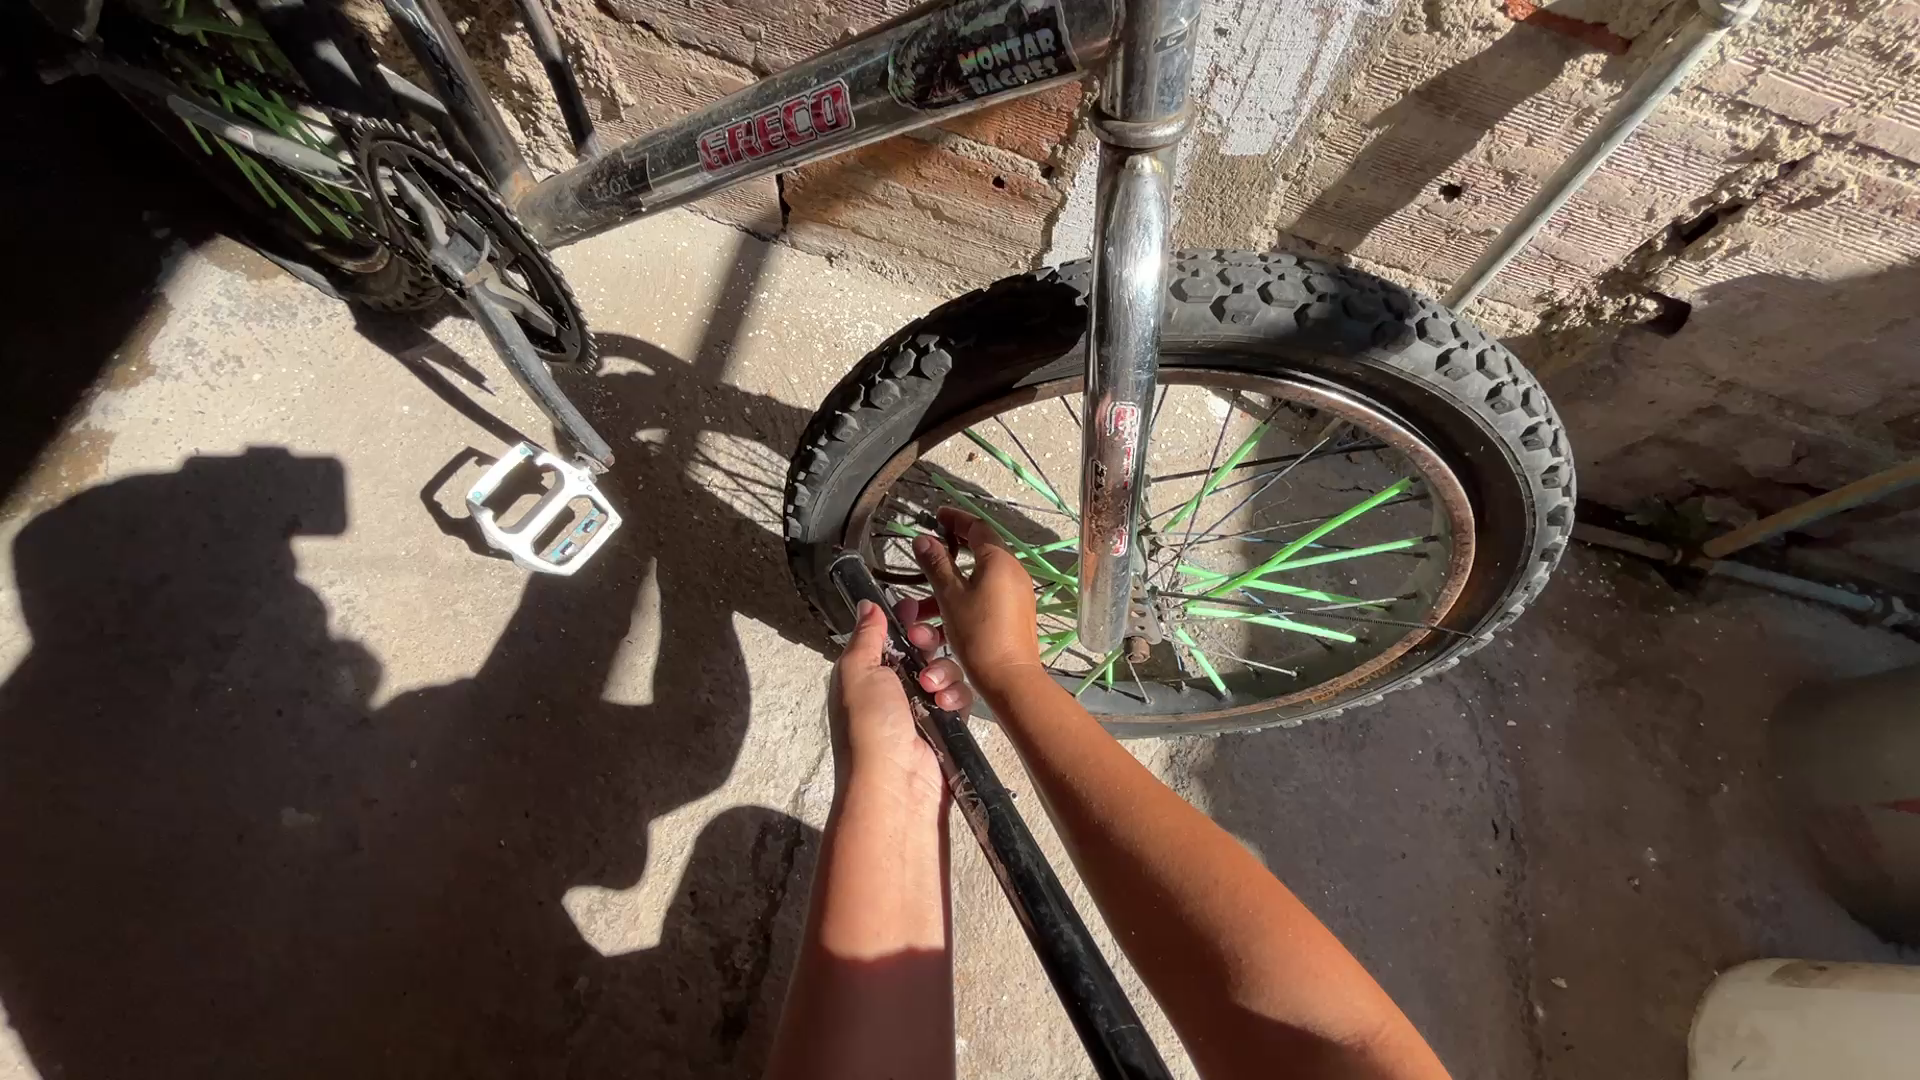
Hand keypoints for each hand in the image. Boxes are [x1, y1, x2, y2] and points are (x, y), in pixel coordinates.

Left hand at [828, 598, 971, 801]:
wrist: (895, 783)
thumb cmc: (869, 724)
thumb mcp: (857, 672)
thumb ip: (866, 636)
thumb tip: (867, 605)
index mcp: (867, 673)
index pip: (889, 636)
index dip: (903, 619)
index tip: (915, 607)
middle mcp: (894, 688)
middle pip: (922, 648)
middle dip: (927, 642)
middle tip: (924, 645)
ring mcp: (922, 707)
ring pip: (945, 669)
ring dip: (943, 672)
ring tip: (932, 688)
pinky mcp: (946, 724)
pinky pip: (960, 696)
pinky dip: (956, 696)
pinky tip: (947, 705)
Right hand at [912, 507, 1041, 693]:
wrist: (1009, 678)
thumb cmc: (978, 635)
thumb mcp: (950, 597)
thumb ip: (936, 565)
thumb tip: (923, 539)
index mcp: (999, 561)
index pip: (977, 527)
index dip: (956, 519)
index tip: (938, 516)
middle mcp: (1013, 572)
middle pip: (980, 551)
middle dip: (950, 553)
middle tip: (930, 551)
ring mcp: (1018, 593)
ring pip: (979, 578)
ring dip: (951, 585)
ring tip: (924, 604)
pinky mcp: (1016, 613)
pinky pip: (987, 595)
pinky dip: (965, 599)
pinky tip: (944, 618)